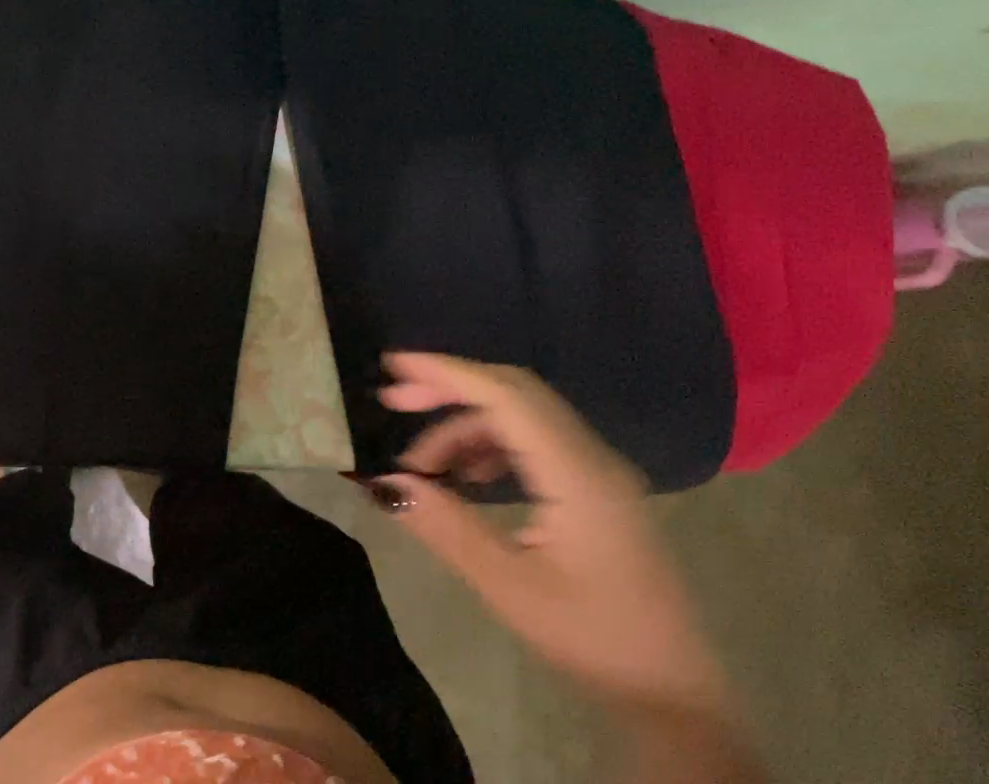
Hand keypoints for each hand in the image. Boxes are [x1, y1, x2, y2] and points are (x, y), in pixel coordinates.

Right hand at [368, 353, 730, 714]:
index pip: (506, 398)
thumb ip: (444, 526)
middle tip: (392, 401)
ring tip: (422, 466)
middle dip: (449, 388)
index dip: (447, 373)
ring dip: (464, 426)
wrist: (668, 688)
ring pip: (521, 418)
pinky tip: (463, 478)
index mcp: (577, 476)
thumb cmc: (590, 637)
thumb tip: (383, 480)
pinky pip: (533, 442)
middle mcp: (592, 459)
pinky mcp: (594, 490)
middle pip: (515, 394)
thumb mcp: (507, 585)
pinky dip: (487, 445)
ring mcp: (598, 473)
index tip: (392, 364)